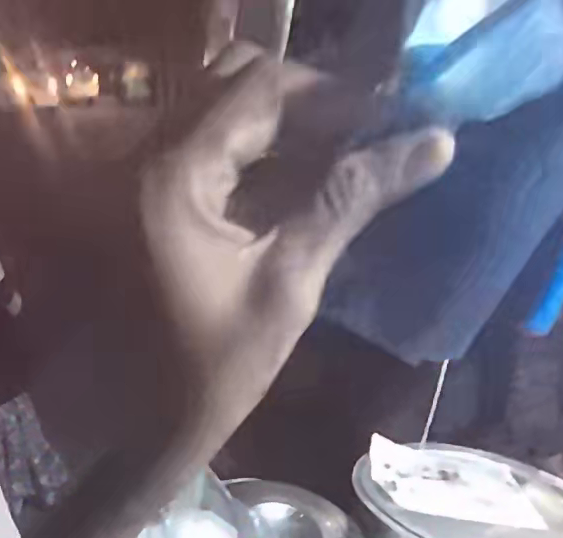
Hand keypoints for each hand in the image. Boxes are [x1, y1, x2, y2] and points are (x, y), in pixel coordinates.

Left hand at [136, 45, 453, 442]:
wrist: (142, 428)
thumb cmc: (214, 376)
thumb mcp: (287, 288)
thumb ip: (348, 203)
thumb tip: (434, 143)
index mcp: (172, 176)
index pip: (261, 87)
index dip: (332, 95)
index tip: (388, 120)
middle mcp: (138, 157)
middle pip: (230, 83)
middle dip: (302, 103)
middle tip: (360, 138)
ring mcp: (128, 177)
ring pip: (212, 113)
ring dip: (275, 128)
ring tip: (334, 160)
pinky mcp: (133, 202)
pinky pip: (195, 152)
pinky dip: (244, 157)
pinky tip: (287, 185)